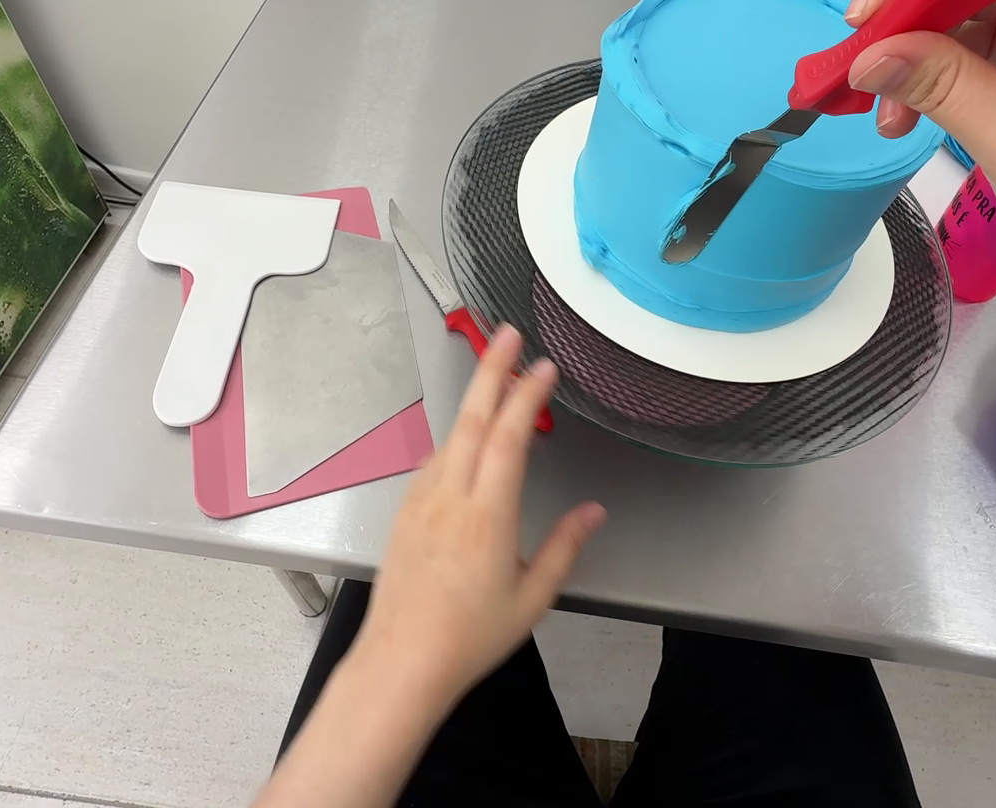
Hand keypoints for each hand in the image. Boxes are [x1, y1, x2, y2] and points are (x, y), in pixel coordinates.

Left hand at [350, 326, 604, 708]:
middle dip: (492, 368)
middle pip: (474, 417)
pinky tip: (469, 436)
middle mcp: (451, 495)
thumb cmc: (469, 636)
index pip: (509, 437)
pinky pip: (436, 458)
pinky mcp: (406, 509)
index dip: (527, 395)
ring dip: (476, 398)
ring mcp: (422, 499)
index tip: (544, 366)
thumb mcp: (532, 598)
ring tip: (497, 374)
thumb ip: (566, 547)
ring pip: (453, 434)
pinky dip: (458, 434)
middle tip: (507, 332)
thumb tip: (595, 511)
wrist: (400, 664)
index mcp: (487, 514)